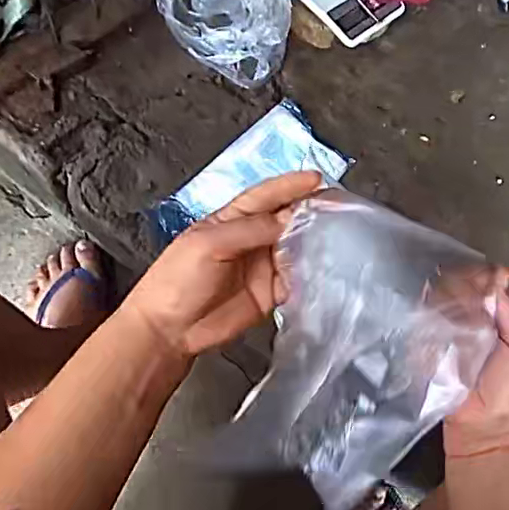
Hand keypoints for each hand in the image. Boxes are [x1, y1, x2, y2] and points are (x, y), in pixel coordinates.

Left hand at [120, 171, 324, 358]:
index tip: (315, 179)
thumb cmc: (176, 281)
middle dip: (310, 210)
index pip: (265, 197)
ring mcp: (263, 265)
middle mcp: (251, 240)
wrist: (170, 330)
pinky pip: (298, 278)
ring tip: (338, 233)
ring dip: (315, 240)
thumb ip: (249, 230)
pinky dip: (312, 272)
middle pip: (287, 219)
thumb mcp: (207, 245)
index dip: (290, 186)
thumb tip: (288, 219)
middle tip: (336, 204)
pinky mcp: (272, 291)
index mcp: (231, 221)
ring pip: (297, 246)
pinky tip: (324, 267)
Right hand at [444, 271, 508, 457]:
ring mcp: (445, 331)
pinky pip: (422, 324)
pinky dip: (428, 318)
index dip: (482, 276)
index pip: (483, 282)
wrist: (484, 425)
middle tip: (469, 296)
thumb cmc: (507, 389)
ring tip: (456, 313)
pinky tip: (438, 324)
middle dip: (461, 284)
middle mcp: (468, 319)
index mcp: (493, 315)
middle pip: (457, 285)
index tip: (485, 278)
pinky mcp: (426, 348)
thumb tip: (500, 279)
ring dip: (445, 299)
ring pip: (438, 300)